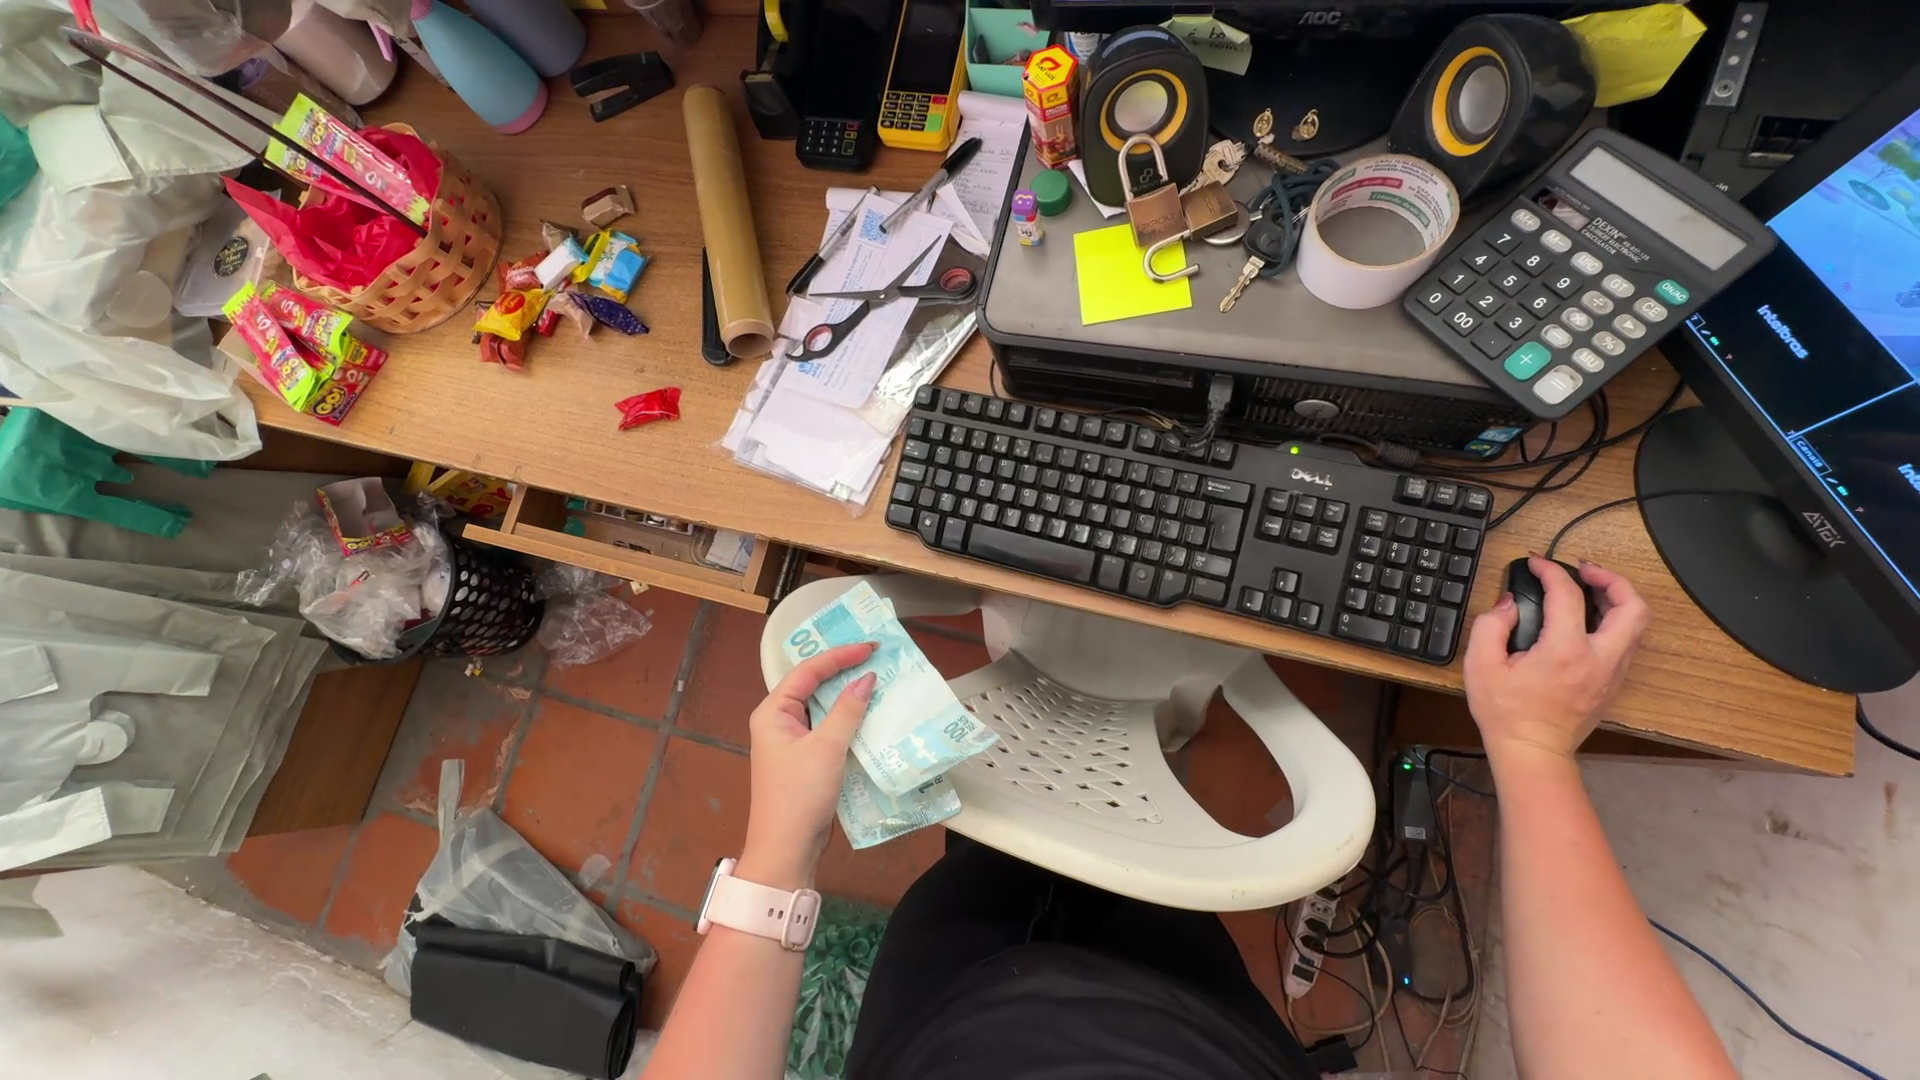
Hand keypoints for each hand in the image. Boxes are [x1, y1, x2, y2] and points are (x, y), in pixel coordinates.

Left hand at [739, 642, 876, 889]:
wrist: (787, 850)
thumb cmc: (800, 795)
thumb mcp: (827, 748)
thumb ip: (847, 710)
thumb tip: (866, 678)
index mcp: (773, 712)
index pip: (808, 671)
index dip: (839, 655)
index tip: (870, 647)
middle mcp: (780, 722)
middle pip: (814, 685)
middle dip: (844, 671)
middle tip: (876, 657)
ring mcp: (793, 741)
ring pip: (824, 707)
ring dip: (849, 695)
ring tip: (878, 679)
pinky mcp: (807, 759)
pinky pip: (830, 728)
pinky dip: (849, 719)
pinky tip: (872, 715)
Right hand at [1463, 558, 1649, 764]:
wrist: (1532, 748)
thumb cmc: (1504, 710)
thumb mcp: (1480, 664)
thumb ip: (1491, 625)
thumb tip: (1509, 604)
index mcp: (1564, 651)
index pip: (1568, 596)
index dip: (1551, 571)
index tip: (1534, 563)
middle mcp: (1599, 658)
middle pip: (1632, 606)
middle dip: (1612, 579)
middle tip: (1584, 570)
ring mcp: (1612, 671)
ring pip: (1636, 623)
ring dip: (1616, 598)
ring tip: (1587, 589)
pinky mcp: (1612, 681)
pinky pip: (1626, 640)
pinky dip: (1612, 619)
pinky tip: (1586, 618)